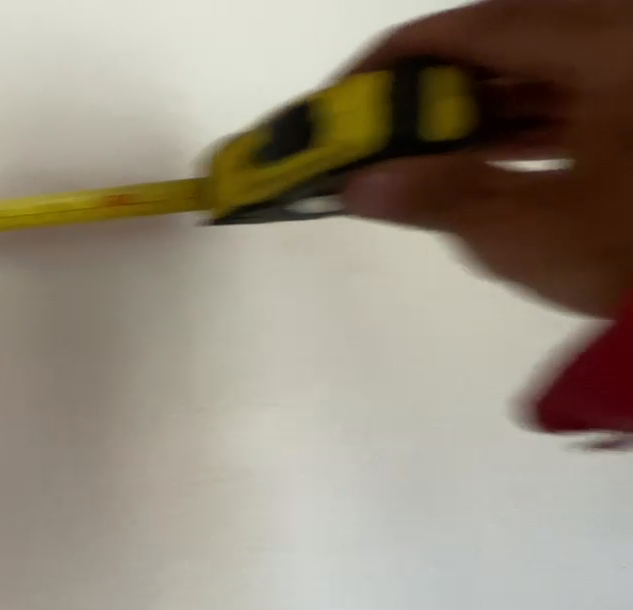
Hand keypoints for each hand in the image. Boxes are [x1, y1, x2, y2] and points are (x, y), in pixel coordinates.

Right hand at [343, 0, 632, 316]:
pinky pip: (572, 82)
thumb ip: (436, 195)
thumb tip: (355, 185)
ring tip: (398, 145)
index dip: (393, 59)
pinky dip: (509, 110)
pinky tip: (459, 148)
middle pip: (509, 30)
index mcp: (615, 50)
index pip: (480, 28)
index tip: (335, 104)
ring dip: (463, 96)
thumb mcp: (521, 229)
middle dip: (426, 75)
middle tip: (365, 123)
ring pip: (539, 57)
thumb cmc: (628, 251)